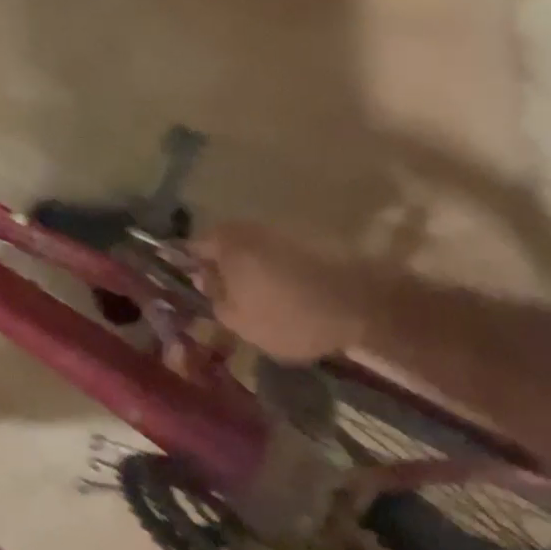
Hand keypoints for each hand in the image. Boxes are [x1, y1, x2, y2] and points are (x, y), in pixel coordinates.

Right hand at [186, 223, 374, 361]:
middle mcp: (252, 228)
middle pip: (225, 245)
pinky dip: (276, 273)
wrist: (362, 303)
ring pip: (254, 250)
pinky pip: (280, 256)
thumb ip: (215, 297)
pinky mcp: (312, 241)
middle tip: (222, 299)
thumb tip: (204, 278)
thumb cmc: (289, 315)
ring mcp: (284, 231)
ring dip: (251, 271)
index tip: (189, 288)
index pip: (192, 247)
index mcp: (227, 243)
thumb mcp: (239, 321)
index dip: (187, 267)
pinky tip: (284, 297)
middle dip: (221, 268)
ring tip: (255, 303)